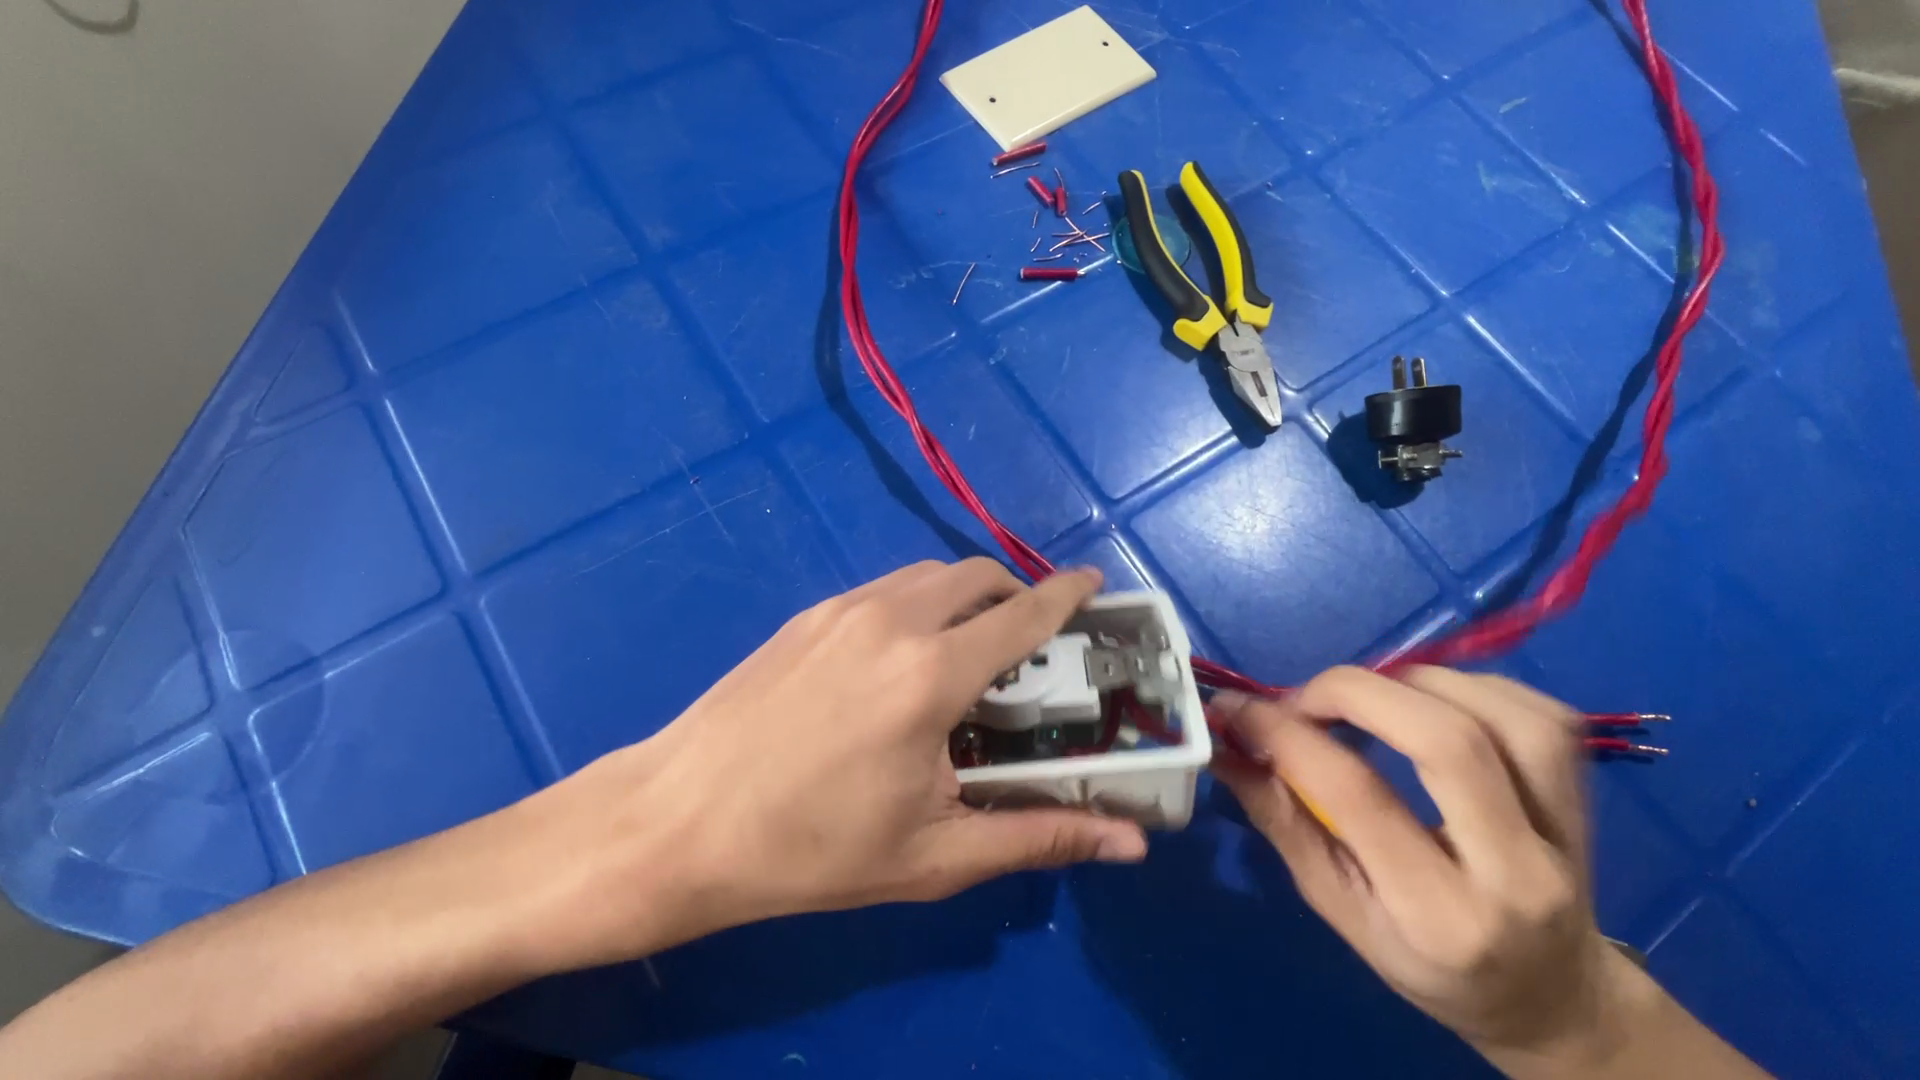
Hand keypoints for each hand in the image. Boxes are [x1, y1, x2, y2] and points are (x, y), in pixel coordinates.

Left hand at [521, 559, 1147, 971]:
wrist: (675, 822)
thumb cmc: (808, 850)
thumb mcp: (932, 855)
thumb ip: (1038, 837)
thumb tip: (1131, 844)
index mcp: (931, 673)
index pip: (1024, 614)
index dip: (1068, 594)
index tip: (1096, 583)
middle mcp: (891, 620)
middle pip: (977, 577)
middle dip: (1017, 595)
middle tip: (1031, 644)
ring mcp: (840, 610)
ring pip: (928, 576)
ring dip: (965, 597)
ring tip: (969, 652)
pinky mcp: (804, 617)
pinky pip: (884, 590)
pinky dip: (919, 603)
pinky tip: (902, 660)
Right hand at [1211, 667, 1632, 1065]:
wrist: (1551, 997)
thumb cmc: (1429, 964)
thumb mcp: (1338, 907)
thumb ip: (1284, 822)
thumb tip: (1228, 747)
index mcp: (1438, 914)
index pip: (1356, 795)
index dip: (1286, 735)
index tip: (1238, 712)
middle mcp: (1514, 870)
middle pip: (1445, 739)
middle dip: (1354, 693)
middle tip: (1303, 699)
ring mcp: (1564, 832)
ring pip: (1502, 715)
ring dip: (1416, 683)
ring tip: (1369, 698)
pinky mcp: (1587, 801)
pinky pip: (1541, 714)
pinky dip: (1474, 686)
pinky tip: (1433, 700)